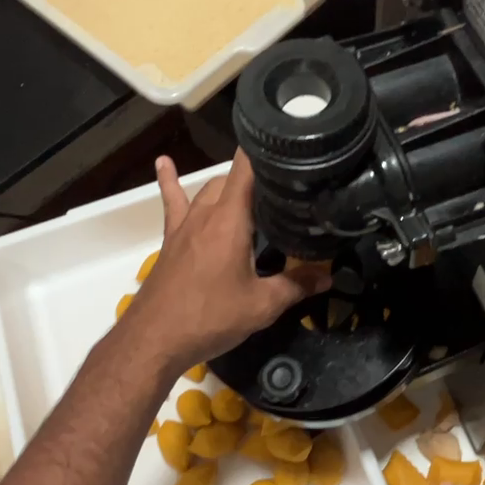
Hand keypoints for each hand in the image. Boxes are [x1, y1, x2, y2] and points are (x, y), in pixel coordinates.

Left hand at [120, 151, 331, 374]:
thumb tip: (329, 276)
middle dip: (257, 179)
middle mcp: (205, 213)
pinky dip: (169, 182)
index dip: (267, 152)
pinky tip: (164, 163)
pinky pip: (172, 203)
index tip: (289, 146)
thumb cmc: (210, 317)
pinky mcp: (171, 238)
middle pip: (231, 179)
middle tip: (283, 192)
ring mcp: (184, 224)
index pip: (247, 169)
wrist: (155, 339)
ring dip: (228, 187)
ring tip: (252, 192)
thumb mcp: (262, 305)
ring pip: (208, 190)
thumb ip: (297, 286)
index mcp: (230, 220)